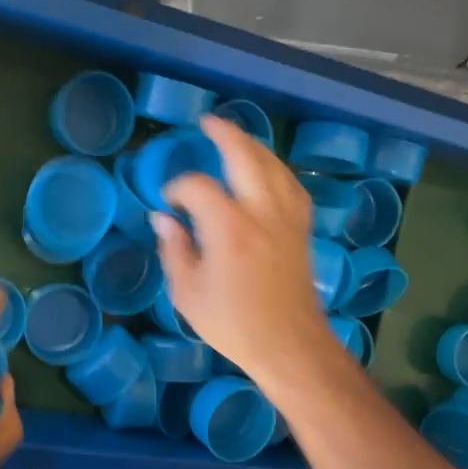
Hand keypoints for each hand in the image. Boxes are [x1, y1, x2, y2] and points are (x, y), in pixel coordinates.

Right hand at [155, 115, 333, 381]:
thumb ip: (174, 249)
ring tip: (235, 139)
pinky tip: (266, 172)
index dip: (178, 189)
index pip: (198, 187)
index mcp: (229, 229)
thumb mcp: (187, 293)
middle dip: (225, 134)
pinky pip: (290, 185)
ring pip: (274, 166)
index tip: (168, 204)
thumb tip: (164, 218)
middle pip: (246, 157)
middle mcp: (262, 213)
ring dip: (253, 147)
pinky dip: (275, 170)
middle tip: (208, 123)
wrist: (288, 345)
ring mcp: (287, 218)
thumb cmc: (232, 324)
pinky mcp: (302, 229)